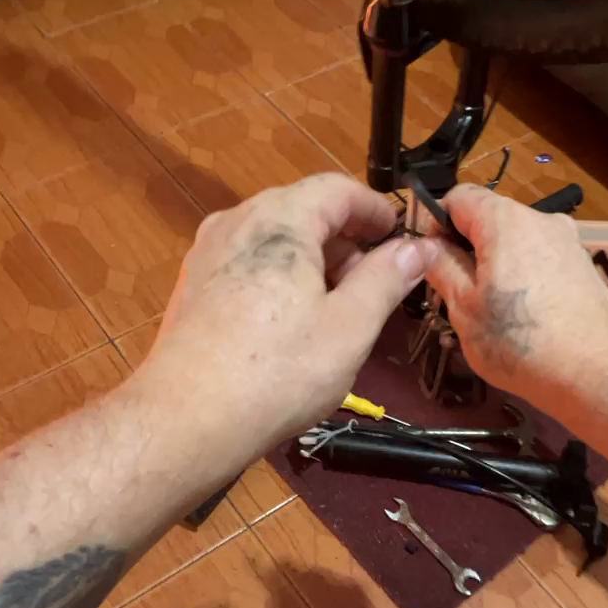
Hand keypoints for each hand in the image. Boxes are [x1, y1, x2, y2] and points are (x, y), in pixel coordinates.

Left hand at [137, 173, 431, 452]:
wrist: (189, 418)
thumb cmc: (280, 371)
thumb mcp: (350, 327)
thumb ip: (386, 279)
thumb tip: (417, 248)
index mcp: (280, 218)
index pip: (337, 189)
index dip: (376, 209)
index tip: (400, 237)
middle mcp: (237, 221)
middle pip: (303, 211)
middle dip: (346, 240)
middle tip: (376, 282)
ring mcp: (208, 253)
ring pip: (275, 240)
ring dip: (314, 262)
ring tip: (339, 306)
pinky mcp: (193, 287)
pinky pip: (249, 264)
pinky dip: (282, 278)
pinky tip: (293, 322)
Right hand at [422, 184, 607, 400]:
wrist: (595, 372)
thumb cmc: (519, 341)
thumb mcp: (464, 307)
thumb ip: (441, 267)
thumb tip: (427, 245)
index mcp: (505, 220)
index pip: (458, 196)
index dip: (435, 224)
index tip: (429, 261)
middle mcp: (540, 219)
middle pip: (489, 220)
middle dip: (467, 251)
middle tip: (456, 296)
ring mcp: (568, 242)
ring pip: (516, 244)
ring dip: (495, 268)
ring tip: (491, 314)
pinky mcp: (583, 268)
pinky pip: (540, 262)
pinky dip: (523, 280)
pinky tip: (524, 320)